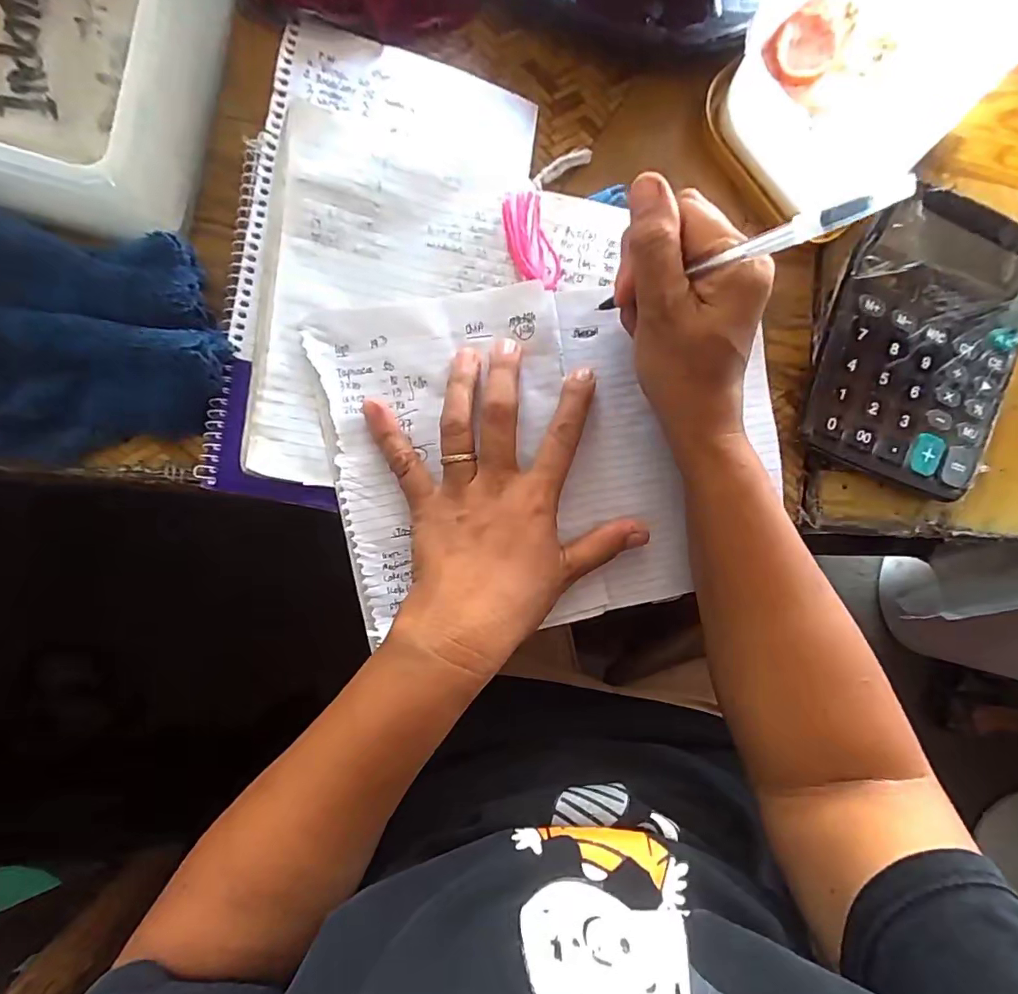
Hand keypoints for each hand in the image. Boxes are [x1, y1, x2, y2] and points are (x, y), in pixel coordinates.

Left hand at [365, 339, 648, 677]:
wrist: (463, 626)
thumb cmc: (517, 601)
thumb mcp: (565, 572)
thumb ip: (602, 545)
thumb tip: (644, 530)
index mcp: (535, 498)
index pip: (561, 442)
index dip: (573, 405)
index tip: (579, 371)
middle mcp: (496, 484)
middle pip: (501, 421)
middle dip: (505, 379)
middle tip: (507, 343)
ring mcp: (457, 491)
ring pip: (457, 431)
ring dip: (460, 390)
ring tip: (463, 355)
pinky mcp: (425, 505)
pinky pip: (404, 466)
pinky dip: (388, 436)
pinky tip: (373, 406)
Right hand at [613, 173, 774, 457]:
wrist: (696, 422)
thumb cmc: (680, 373)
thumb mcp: (660, 307)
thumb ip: (653, 244)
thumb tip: (645, 181)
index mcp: (740, 258)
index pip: (680, 211)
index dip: (646, 243)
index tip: (632, 291)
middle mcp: (742, 259)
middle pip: (674, 226)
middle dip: (643, 266)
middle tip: (636, 308)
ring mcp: (728, 277)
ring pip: (667, 251)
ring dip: (643, 284)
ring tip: (643, 322)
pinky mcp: (714, 294)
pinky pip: (673, 274)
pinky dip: (653, 296)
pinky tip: (650, 323)